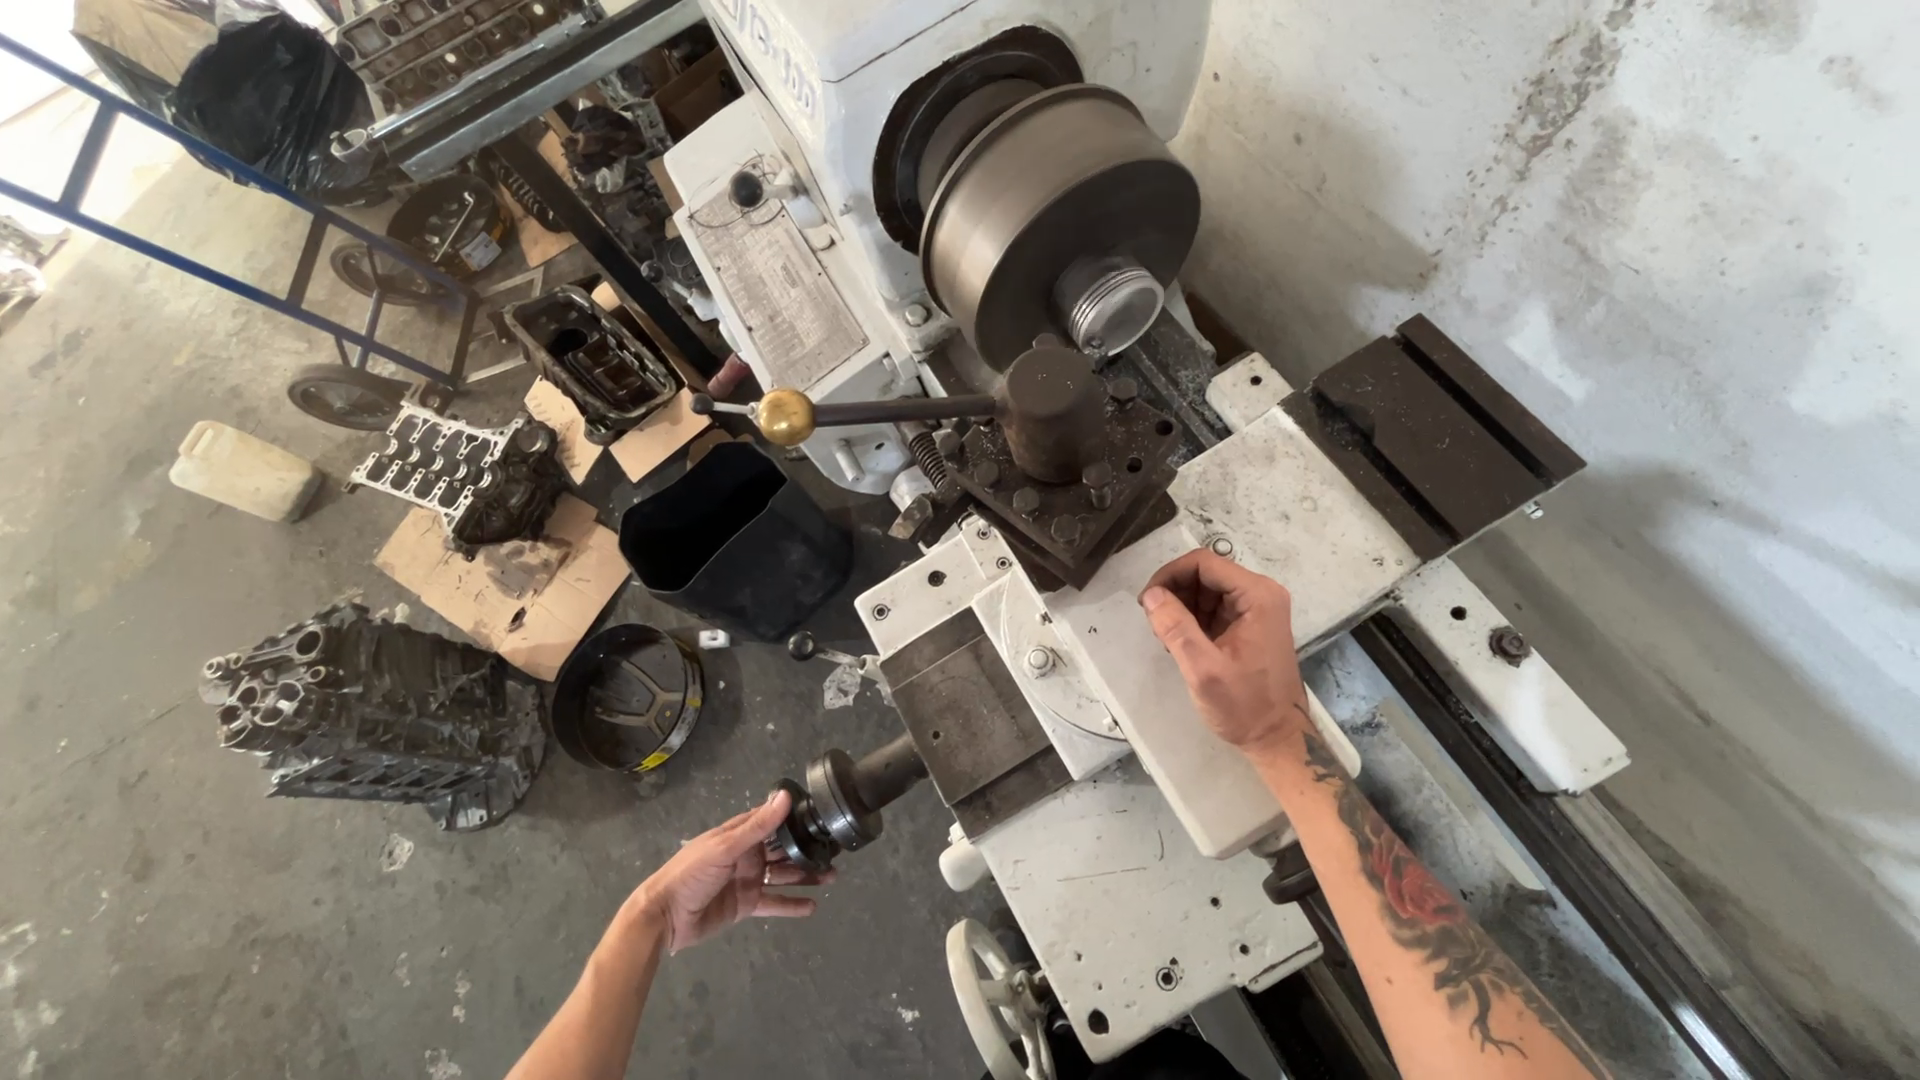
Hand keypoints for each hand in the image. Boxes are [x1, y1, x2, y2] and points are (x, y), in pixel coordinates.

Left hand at [630, 789, 832, 953]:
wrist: (664, 917)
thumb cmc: (691, 874)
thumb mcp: (725, 847)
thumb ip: (757, 826)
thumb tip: (785, 796)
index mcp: (739, 835)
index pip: (772, 821)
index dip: (795, 819)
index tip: (821, 816)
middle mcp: (747, 855)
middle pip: (783, 850)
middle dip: (807, 849)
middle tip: (834, 851)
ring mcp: (747, 880)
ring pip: (783, 876)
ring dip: (806, 876)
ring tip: (832, 876)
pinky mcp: (745, 905)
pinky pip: (774, 903)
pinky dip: (792, 905)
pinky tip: (812, 906)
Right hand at [1138, 549, 1308, 754]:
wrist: (1276, 738)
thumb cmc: (1245, 706)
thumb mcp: (1203, 669)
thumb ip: (1175, 628)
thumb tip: (1151, 595)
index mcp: (1257, 596)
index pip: (1203, 562)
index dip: (1169, 575)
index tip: (1147, 602)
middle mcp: (1261, 595)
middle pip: (1204, 573)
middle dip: (1174, 593)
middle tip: (1156, 625)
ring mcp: (1256, 610)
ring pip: (1206, 589)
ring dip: (1180, 606)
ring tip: (1167, 638)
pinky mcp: (1249, 625)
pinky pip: (1213, 607)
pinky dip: (1191, 619)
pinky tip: (1181, 643)